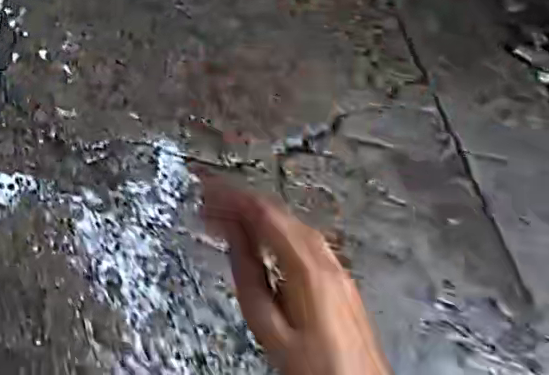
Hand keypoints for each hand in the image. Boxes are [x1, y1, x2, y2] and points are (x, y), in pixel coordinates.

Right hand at [202, 177, 390, 374]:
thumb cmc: (317, 369)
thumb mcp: (268, 325)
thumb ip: (246, 274)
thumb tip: (230, 235)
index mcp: (308, 268)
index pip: (262, 211)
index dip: (230, 195)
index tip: (205, 191)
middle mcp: (328, 263)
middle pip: (278, 212)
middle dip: (239, 202)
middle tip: (209, 202)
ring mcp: (339, 274)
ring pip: (291, 224)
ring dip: (256, 215)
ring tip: (228, 219)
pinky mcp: (342, 285)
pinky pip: (303, 240)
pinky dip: (275, 230)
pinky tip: (260, 240)